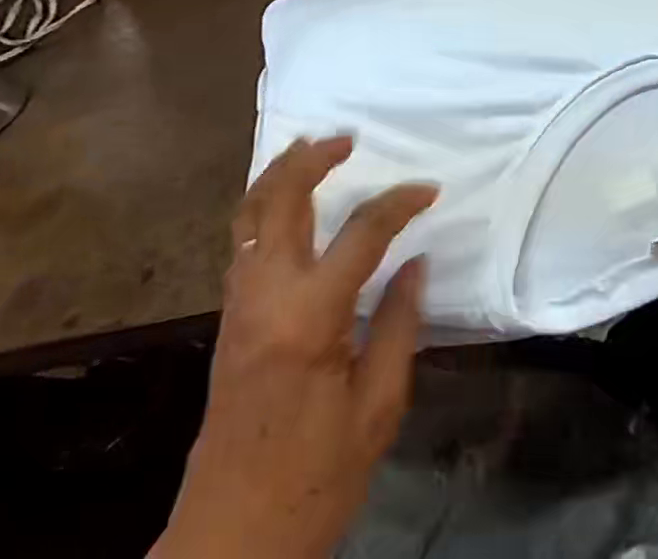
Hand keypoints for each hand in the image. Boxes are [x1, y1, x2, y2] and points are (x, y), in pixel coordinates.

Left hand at [152, 137, 434, 558]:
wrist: (230, 538)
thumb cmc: (316, 477)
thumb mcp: (378, 407)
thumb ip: (399, 325)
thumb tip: (415, 265)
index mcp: (310, 318)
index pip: (360, 234)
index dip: (398, 203)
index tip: (428, 190)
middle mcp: (263, 298)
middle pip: (274, 203)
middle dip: (308, 160)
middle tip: (344, 139)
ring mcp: (237, 308)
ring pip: (245, 218)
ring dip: (277, 176)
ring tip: (312, 152)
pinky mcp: (229, 322)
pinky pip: (242, 244)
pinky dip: (264, 209)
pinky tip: (291, 209)